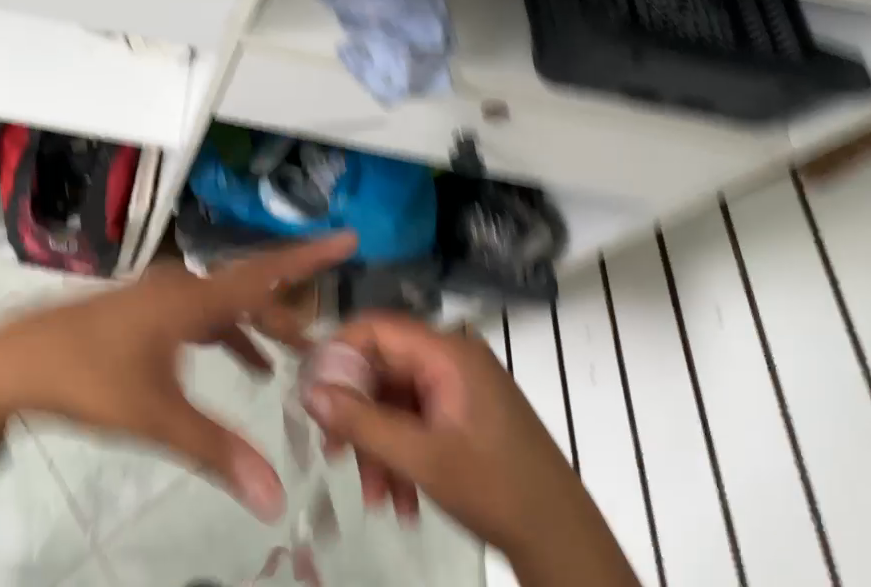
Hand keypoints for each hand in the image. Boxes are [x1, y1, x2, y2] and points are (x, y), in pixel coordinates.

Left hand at [0, 234, 356, 521]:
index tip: (347, 238)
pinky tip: (234, 364)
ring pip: (220, 306)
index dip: (308, 258)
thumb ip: (217, 451)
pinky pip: (196, 316)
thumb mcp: (156, 417)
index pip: (263, 273)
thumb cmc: (88, 378)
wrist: (19, 362)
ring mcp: (156, 297)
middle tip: (320, 343)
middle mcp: (177, 287)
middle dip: (284, 316)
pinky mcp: (140, 312)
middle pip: (245, 293)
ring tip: (283, 363)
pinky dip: (222, 336)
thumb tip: (274, 495)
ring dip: (253, 329)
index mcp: (189, 299)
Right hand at [303, 314, 635, 584]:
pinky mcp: (462, 415)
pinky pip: (412, 421)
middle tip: (333, 453)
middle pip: (380, 369)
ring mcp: (458, 389)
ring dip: (376, 446)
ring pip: (392, 402)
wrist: (563, 542)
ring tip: (375, 497)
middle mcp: (451, 360)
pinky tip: (399, 499)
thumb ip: (361, 422)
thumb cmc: (496, 489)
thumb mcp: (421, 457)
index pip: (374, 329)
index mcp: (447, 353)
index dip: (337, 354)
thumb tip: (307, 391)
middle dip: (356, 416)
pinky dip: (399, 455)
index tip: (311, 393)